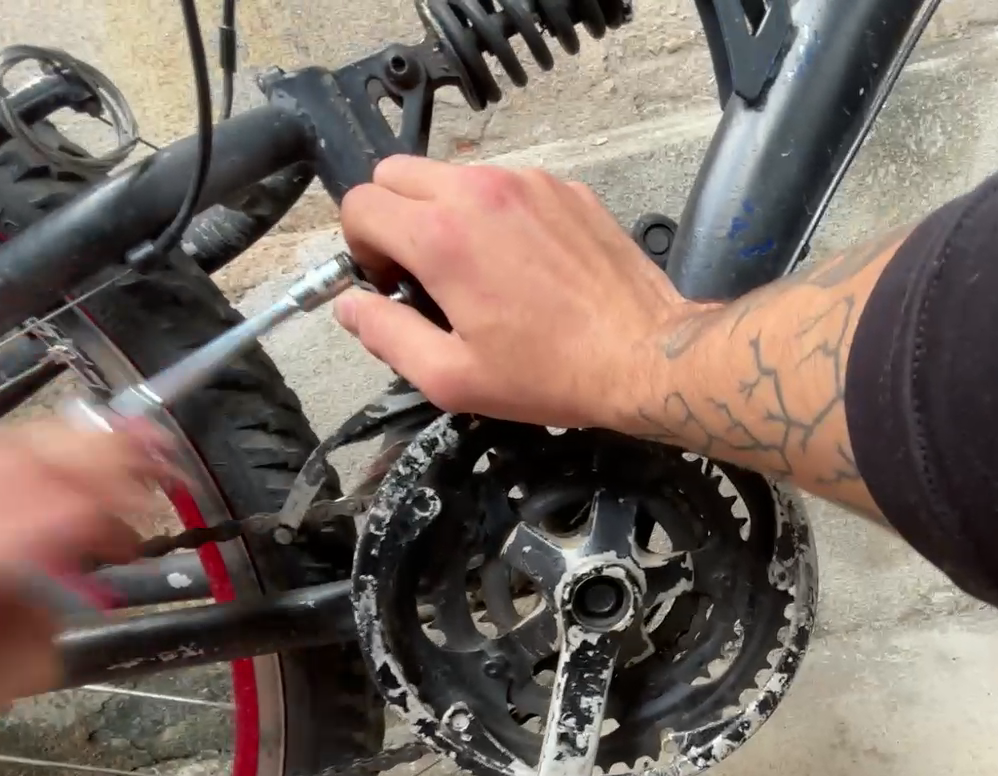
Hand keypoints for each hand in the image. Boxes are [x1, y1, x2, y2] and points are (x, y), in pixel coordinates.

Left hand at [0, 423, 164, 775]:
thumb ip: (44, 606)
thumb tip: (91, 546)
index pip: (26, 507)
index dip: (107, 489)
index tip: (164, 481)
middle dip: (91, 451)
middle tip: (156, 451)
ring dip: (53, 448)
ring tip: (116, 456)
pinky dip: (0, 457)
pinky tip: (44, 468)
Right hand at [336, 156, 703, 430]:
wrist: (645, 358)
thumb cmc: (556, 374)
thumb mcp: (455, 377)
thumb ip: (388, 336)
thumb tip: (352, 308)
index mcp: (442, 236)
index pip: (360, 205)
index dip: (363, 250)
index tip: (393, 284)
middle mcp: (481, 192)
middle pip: (397, 175)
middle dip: (395, 220)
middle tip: (426, 274)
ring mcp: (530, 184)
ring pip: (456, 176)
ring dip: (449, 214)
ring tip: (484, 273)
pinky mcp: (568, 191)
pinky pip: (512, 186)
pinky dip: (503, 215)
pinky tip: (530, 265)